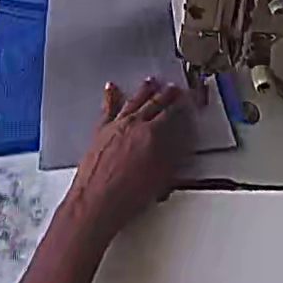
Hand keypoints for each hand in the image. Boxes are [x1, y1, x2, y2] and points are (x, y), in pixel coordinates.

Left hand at [64, 78, 188, 239]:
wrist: (96, 201)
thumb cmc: (126, 196)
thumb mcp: (160, 180)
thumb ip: (171, 159)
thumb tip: (178, 148)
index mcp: (151, 135)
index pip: (170, 114)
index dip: (180, 106)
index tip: (186, 100)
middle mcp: (134, 124)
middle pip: (154, 103)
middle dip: (166, 94)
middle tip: (174, 87)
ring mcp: (116, 125)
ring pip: (133, 101)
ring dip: (143, 90)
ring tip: (150, 81)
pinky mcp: (101, 129)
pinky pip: (108, 107)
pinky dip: (110, 96)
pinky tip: (112, 87)